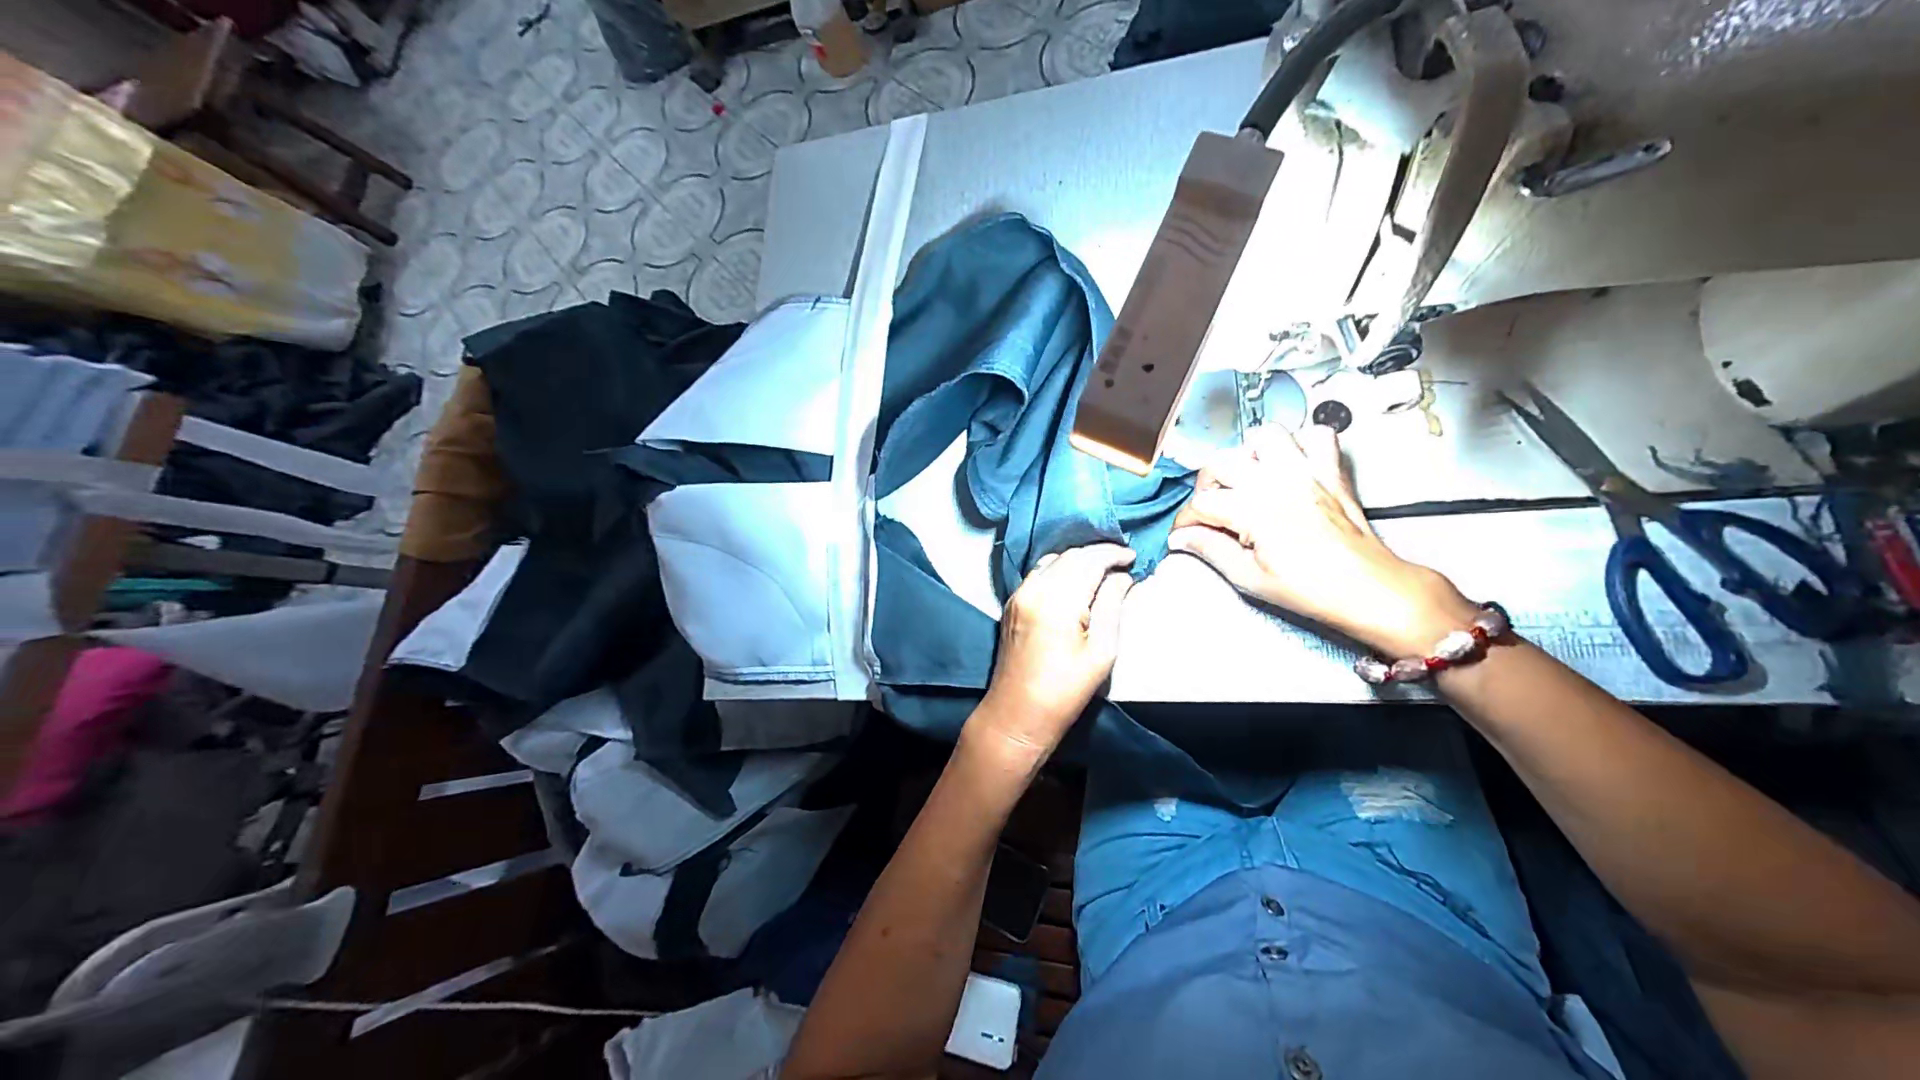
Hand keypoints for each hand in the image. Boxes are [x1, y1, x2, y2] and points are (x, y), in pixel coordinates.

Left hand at [971, 543, 1135, 763]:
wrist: (1016, 713)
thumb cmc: (1065, 690)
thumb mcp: (1102, 651)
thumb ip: (1112, 606)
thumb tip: (1122, 577)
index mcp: (1058, 600)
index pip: (1090, 560)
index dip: (1114, 554)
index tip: (1133, 557)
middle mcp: (1034, 589)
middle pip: (1071, 555)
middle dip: (1098, 554)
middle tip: (1122, 563)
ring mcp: (1019, 594)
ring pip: (1053, 560)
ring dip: (1078, 560)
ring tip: (1102, 571)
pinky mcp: (1012, 604)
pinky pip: (1039, 573)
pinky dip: (1060, 569)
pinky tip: (1075, 581)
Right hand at [1167, 425, 1475, 656]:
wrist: (1368, 589)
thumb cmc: (1317, 588)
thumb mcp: (1250, 578)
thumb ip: (1211, 550)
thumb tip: (1183, 539)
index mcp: (1252, 509)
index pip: (1201, 503)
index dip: (1187, 521)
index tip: (1186, 533)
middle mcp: (1276, 482)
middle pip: (1221, 463)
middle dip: (1207, 485)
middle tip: (1212, 508)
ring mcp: (1305, 473)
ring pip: (1264, 436)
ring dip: (1249, 453)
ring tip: (1246, 475)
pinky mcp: (1329, 473)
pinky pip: (1318, 436)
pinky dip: (1302, 442)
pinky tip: (1290, 463)